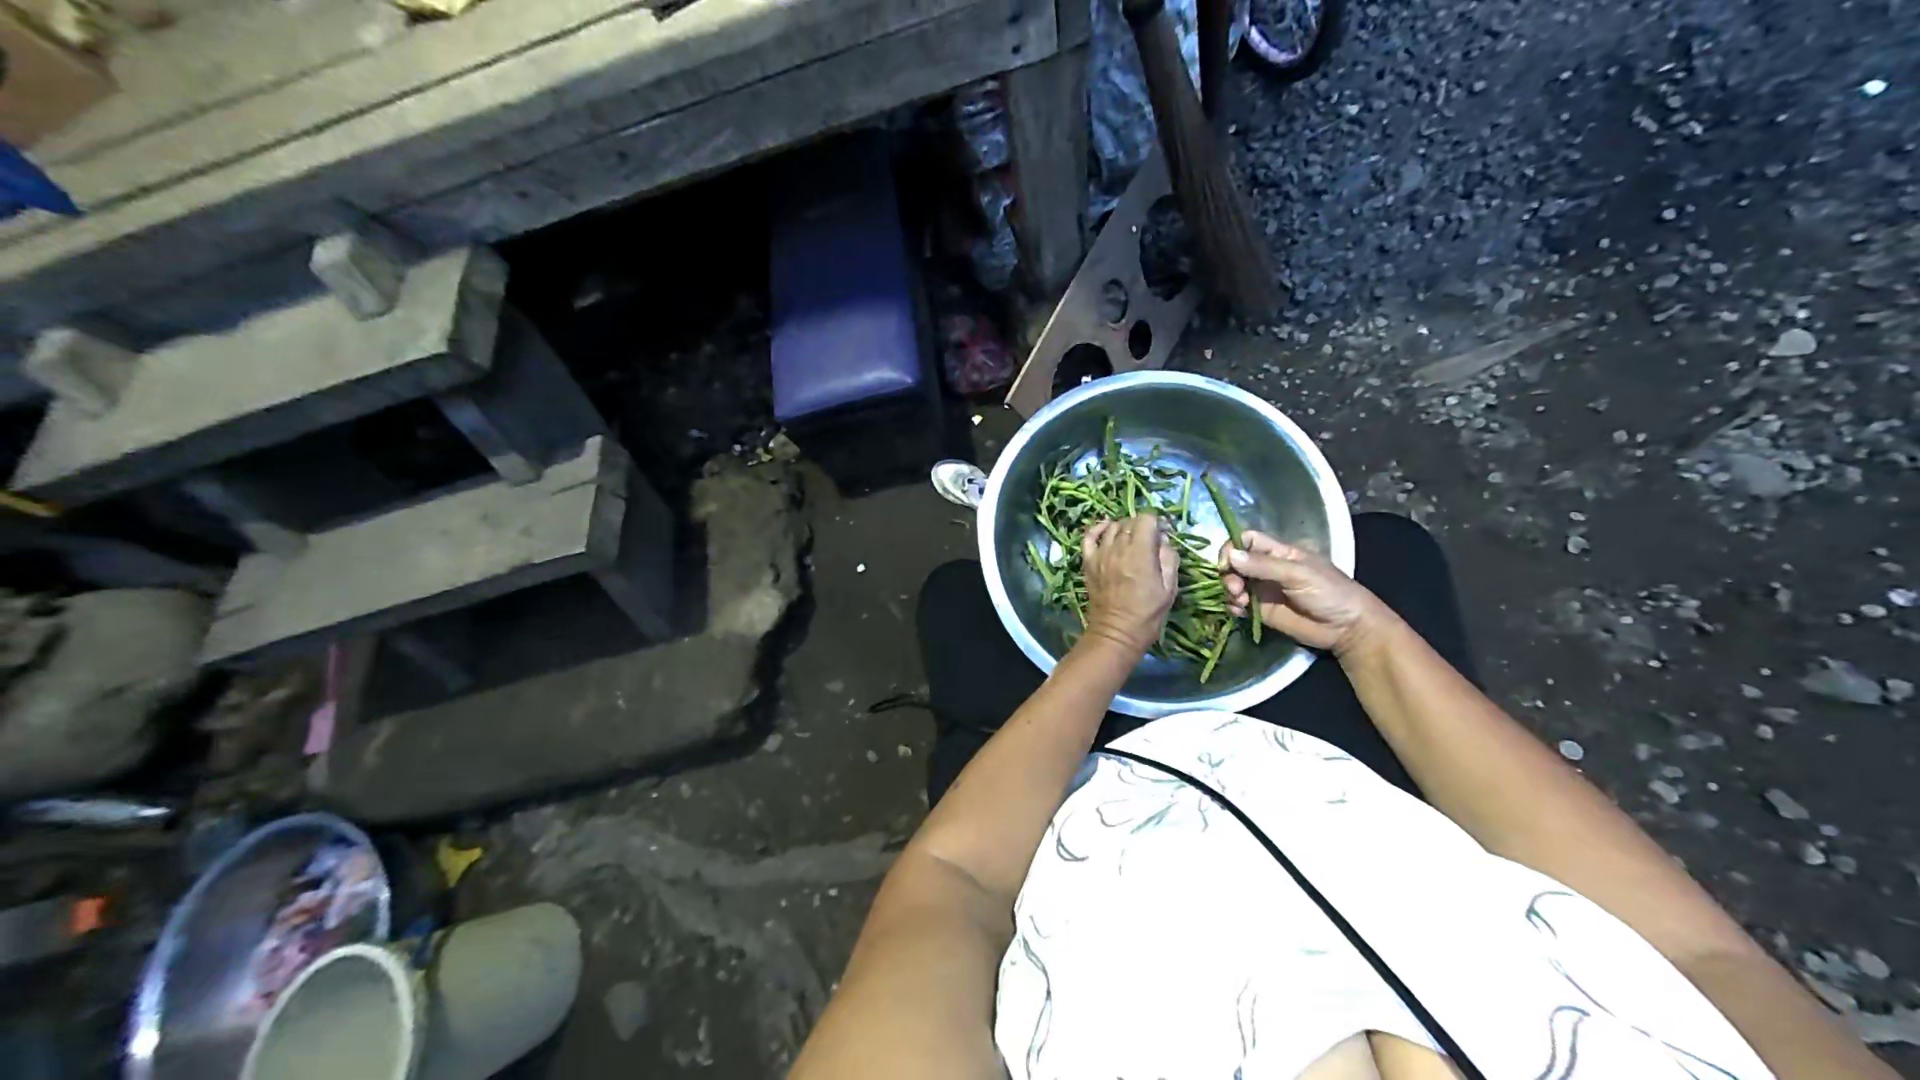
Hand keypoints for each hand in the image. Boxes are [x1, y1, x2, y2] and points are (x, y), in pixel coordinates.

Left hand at [1081, 514, 1177, 654]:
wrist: (1116, 633)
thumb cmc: (1147, 614)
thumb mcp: (1169, 588)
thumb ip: (1169, 558)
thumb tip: (1163, 540)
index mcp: (1140, 553)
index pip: (1147, 519)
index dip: (1157, 523)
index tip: (1163, 533)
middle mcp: (1118, 548)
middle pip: (1129, 521)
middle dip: (1142, 526)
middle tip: (1149, 540)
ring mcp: (1100, 554)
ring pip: (1112, 527)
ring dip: (1123, 527)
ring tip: (1131, 538)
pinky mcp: (1088, 562)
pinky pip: (1089, 537)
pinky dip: (1098, 529)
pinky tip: (1106, 529)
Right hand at [1220, 530, 1393, 657]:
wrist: (1347, 628)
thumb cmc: (1330, 593)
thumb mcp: (1298, 574)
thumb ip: (1264, 566)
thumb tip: (1231, 556)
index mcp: (1279, 553)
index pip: (1247, 540)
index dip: (1232, 547)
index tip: (1227, 563)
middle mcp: (1267, 568)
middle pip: (1235, 562)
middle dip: (1229, 573)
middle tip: (1235, 588)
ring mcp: (1263, 589)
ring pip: (1234, 583)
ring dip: (1230, 591)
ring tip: (1240, 601)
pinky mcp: (1261, 610)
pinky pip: (1238, 604)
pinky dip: (1233, 606)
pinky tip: (1239, 611)